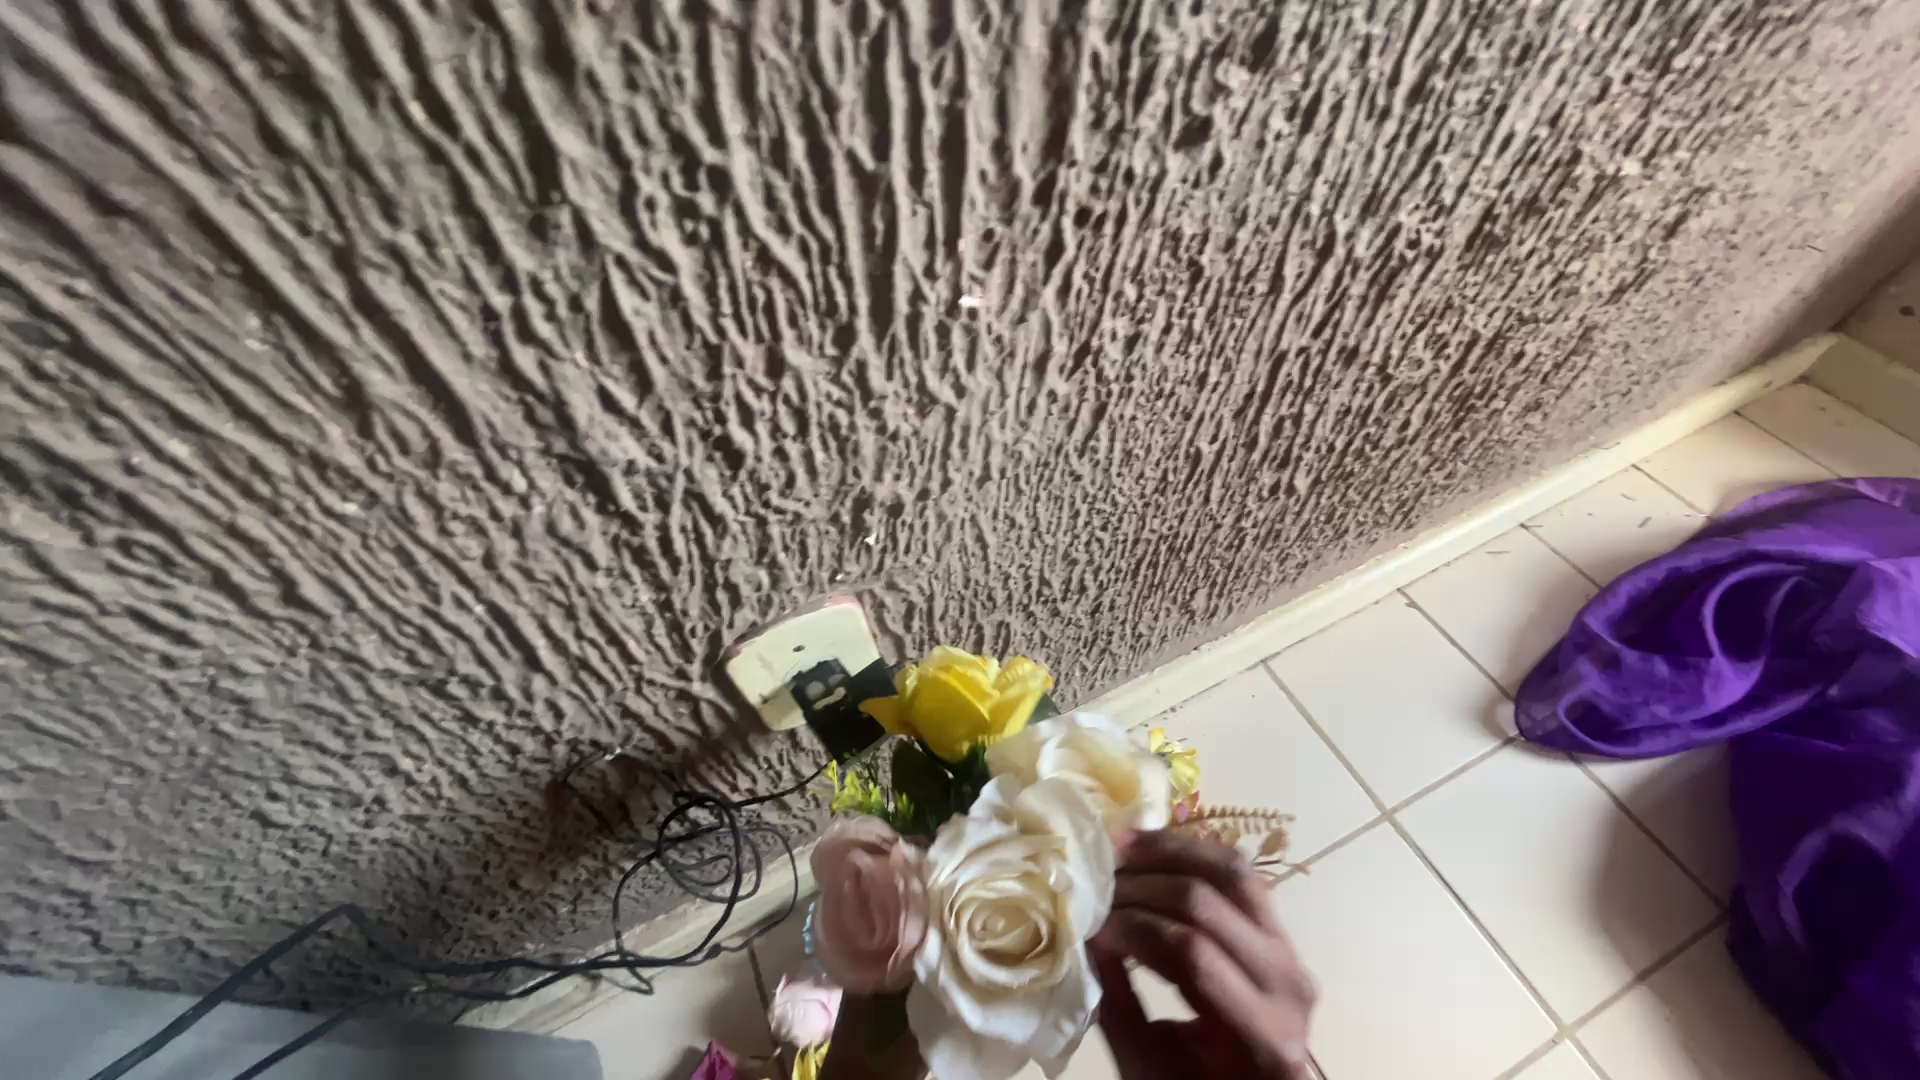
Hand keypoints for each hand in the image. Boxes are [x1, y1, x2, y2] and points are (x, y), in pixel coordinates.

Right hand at [1088, 830, 1316, 1078]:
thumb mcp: (1148, 1066)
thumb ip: (1117, 999)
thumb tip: (1088, 931)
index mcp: (1262, 1035)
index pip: (1190, 953)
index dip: (1133, 927)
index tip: (1090, 923)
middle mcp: (1287, 983)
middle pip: (1206, 903)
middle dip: (1139, 887)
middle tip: (1095, 885)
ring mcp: (1289, 948)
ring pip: (1229, 870)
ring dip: (1166, 852)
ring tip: (1118, 847)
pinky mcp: (1276, 927)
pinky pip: (1236, 871)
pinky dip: (1188, 851)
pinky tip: (1148, 846)